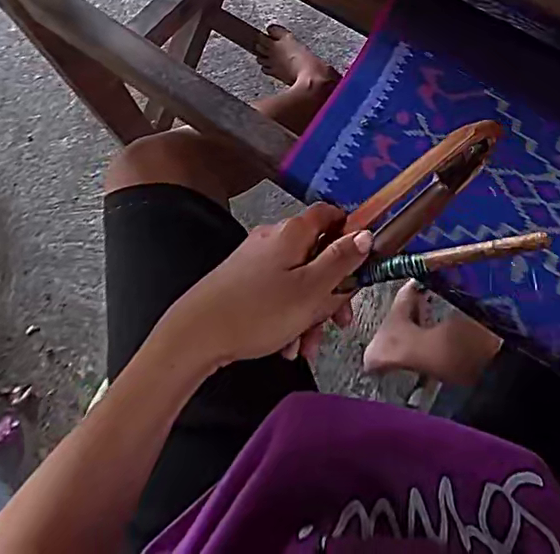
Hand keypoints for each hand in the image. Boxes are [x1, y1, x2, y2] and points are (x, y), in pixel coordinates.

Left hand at [156, 202, 371, 370]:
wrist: (194, 335)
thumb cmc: (255, 312)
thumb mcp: (311, 289)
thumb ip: (342, 260)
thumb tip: (366, 235)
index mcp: (294, 232)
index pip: (332, 215)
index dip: (352, 235)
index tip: (363, 262)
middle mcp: (275, 237)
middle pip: (318, 254)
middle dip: (332, 289)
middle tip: (339, 319)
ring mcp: (256, 259)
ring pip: (300, 279)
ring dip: (310, 311)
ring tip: (307, 345)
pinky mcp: (243, 281)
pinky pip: (278, 292)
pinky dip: (288, 315)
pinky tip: (286, 345)